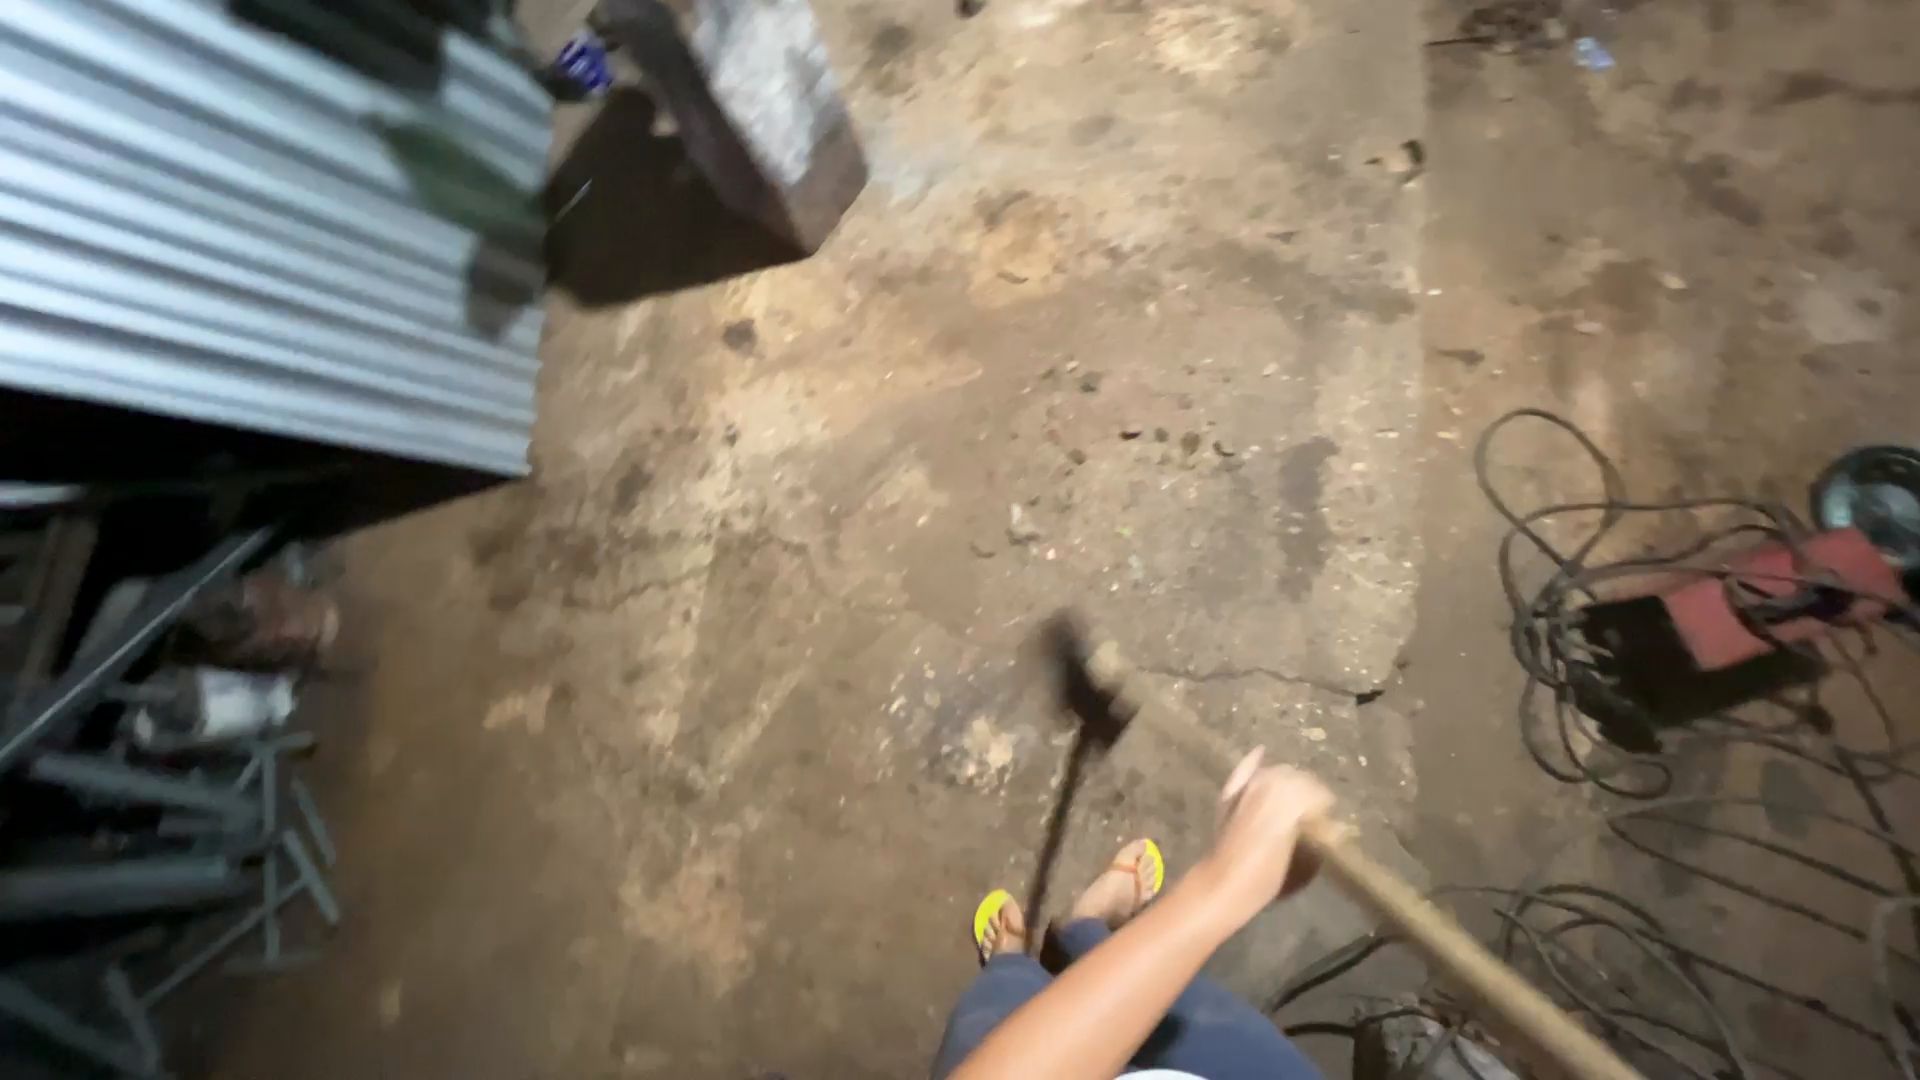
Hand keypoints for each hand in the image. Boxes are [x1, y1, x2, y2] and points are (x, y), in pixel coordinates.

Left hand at [1199, 748, 1335, 924]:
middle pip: (1300, 779)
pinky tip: (1262, 752)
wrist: (1226, 880)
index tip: (1332, 820)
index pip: (1320, 795)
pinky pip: (1246, 769)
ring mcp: (1248, 785)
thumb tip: (1332, 825)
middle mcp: (1270, 785)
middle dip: (1311, 793)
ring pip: (1278, 772)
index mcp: (1293, 802)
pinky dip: (1254, 761)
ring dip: (1290, 782)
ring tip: (1297, 798)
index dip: (1327, 807)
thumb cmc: (1268, 876)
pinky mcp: (1231, 790)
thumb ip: (1317, 835)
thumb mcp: (1303, 860)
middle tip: (1317, 812)